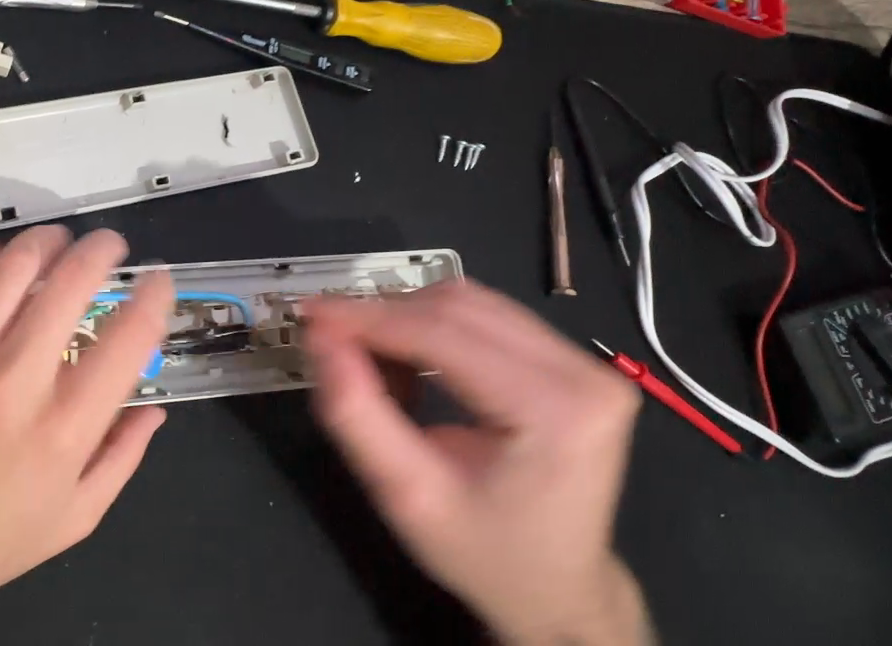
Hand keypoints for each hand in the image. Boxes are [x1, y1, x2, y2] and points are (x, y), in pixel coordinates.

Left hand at [0, 227, 173, 644]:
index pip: (127, 338)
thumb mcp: (72, 519)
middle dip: (102, 250)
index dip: (153, 297)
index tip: (156, 281)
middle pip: (72, 282)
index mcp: (62, 427)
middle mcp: (14, 379)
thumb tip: (153, 408)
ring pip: (13, 266)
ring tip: (58, 242)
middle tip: (109, 247)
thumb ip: (121, 459)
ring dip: (46, 241)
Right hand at [304, 279, 649, 645]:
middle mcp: (581, 372)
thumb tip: (319, 337)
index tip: (308, 313)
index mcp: (556, 409)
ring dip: (404, 320)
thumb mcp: (405, 494)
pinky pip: (483, 314)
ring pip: (465, 301)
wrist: (555, 591)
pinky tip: (411, 366)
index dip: (367, 316)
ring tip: (374, 368)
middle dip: (382, 317)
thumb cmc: (481, 551)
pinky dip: (429, 327)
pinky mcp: (570, 360)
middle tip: (330, 344)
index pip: (442, 332)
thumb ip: (357, 413)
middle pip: (455, 307)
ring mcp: (582, 362)